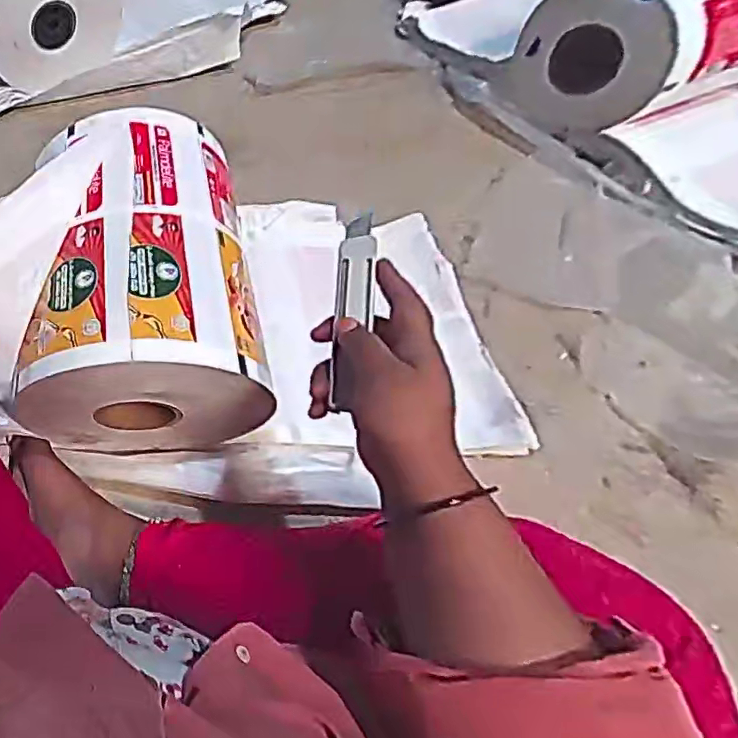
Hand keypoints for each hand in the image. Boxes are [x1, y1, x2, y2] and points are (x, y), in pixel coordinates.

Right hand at [308, 260, 456, 474]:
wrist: (410, 472)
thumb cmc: (404, 424)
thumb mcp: (377, 372)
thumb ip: (360, 342)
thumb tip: (349, 324)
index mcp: (417, 349)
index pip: (405, 304)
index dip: (390, 282)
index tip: (376, 265)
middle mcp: (408, 363)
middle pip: (369, 333)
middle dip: (339, 336)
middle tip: (320, 338)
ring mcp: (394, 385)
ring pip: (353, 361)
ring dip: (331, 373)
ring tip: (322, 393)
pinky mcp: (380, 405)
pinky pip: (350, 387)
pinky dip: (333, 394)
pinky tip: (325, 407)